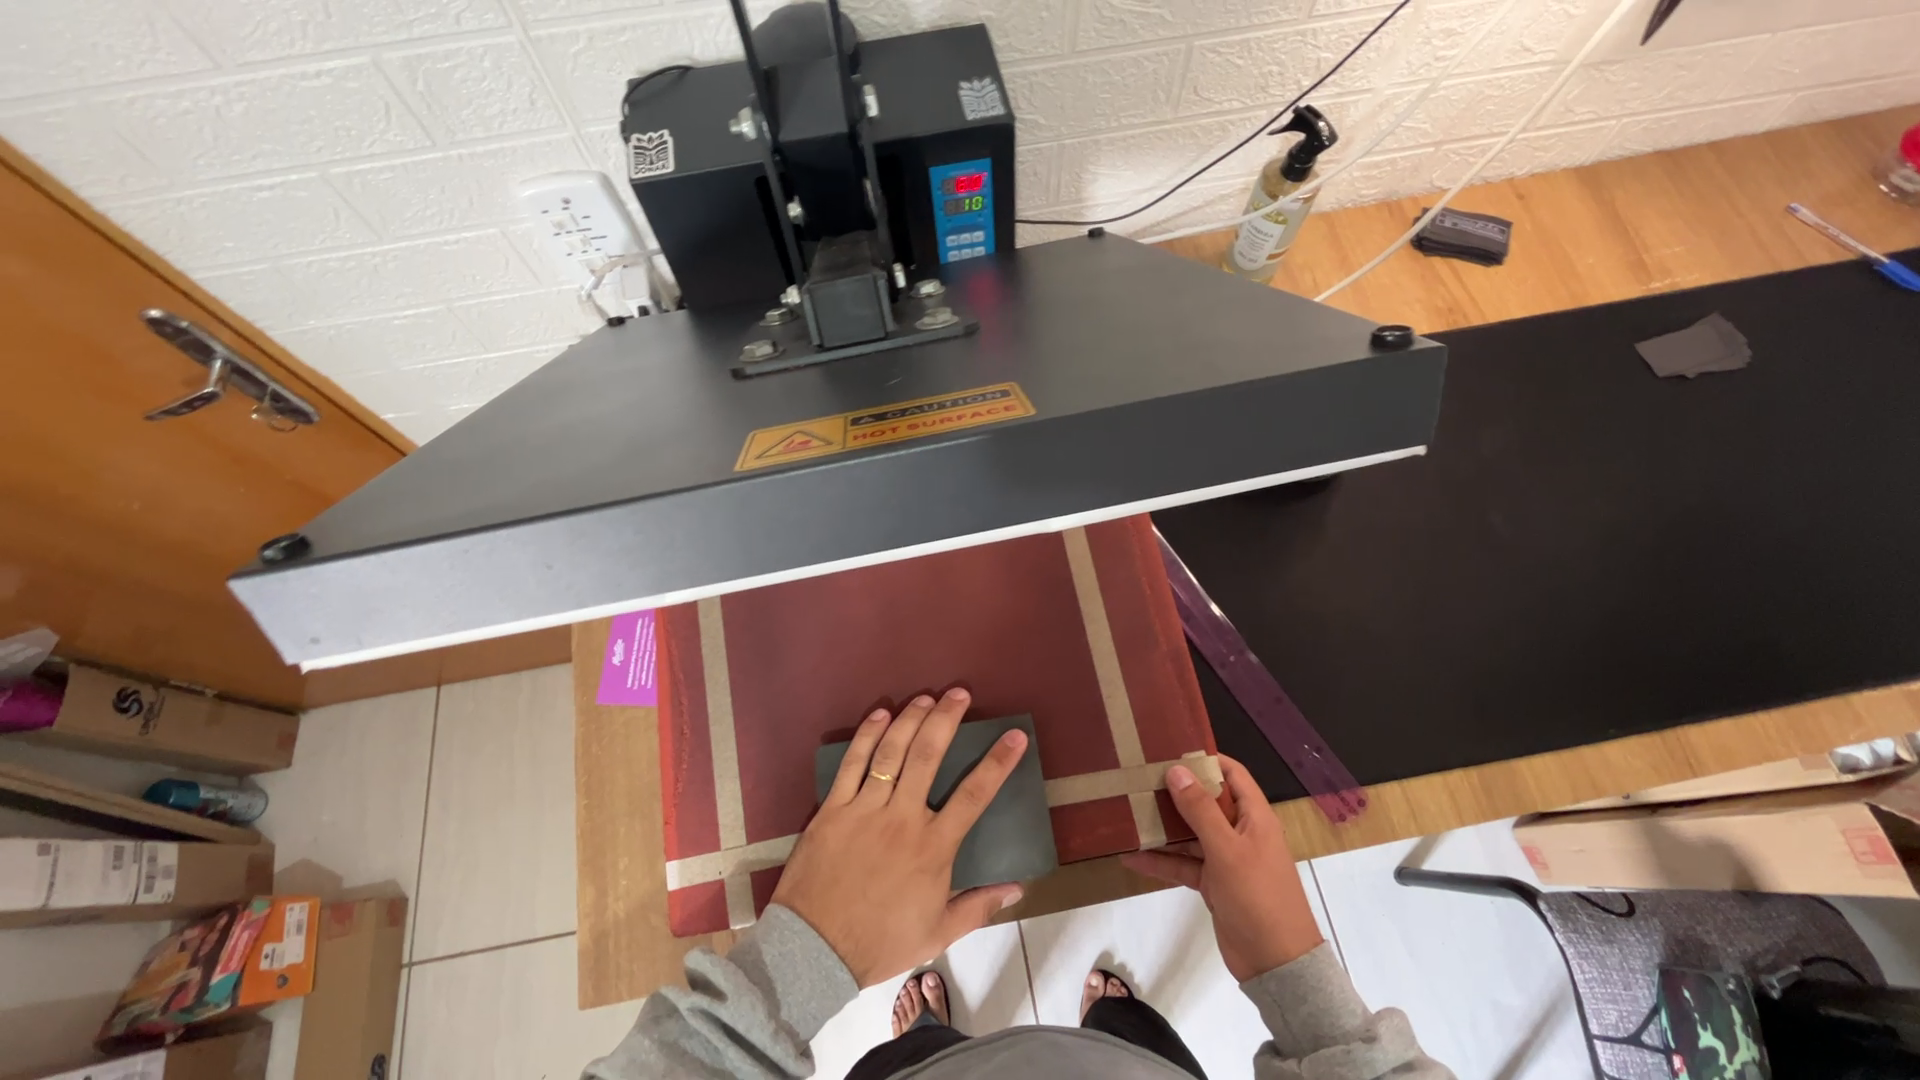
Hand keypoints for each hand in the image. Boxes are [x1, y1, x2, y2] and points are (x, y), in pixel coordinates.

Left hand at [771, 688, 1028, 987]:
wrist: (815, 951)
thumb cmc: (879, 943)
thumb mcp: (937, 934)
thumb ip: (978, 908)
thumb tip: (1017, 889)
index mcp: (933, 848)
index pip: (974, 795)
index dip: (998, 762)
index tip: (1014, 735)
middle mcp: (902, 819)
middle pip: (929, 756)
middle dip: (946, 719)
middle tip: (959, 693)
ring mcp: (865, 810)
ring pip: (892, 752)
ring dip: (911, 719)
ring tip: (926, 697)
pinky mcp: (833, 809)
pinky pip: (852, 764)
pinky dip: (866, 736)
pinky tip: (880, 715)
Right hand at [1121, 754, 1323, 980]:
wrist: (1276, 964)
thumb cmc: (1258, 897)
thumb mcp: (1227, 850)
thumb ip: (1200, 810)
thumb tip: (1176, 770)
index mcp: (1255, 818)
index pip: (1232, 775)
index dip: (1206, 760)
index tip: (1171, 750)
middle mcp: (1241, 833)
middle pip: (1207, 802)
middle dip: (1176, 791)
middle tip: (1140, 777)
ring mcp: (1227, 860)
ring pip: (1191, 834)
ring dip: (1164, 827)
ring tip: (1129, 812)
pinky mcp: (1214, 884)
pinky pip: (1183, 865)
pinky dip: (1161, 862)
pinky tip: (1131, 858)